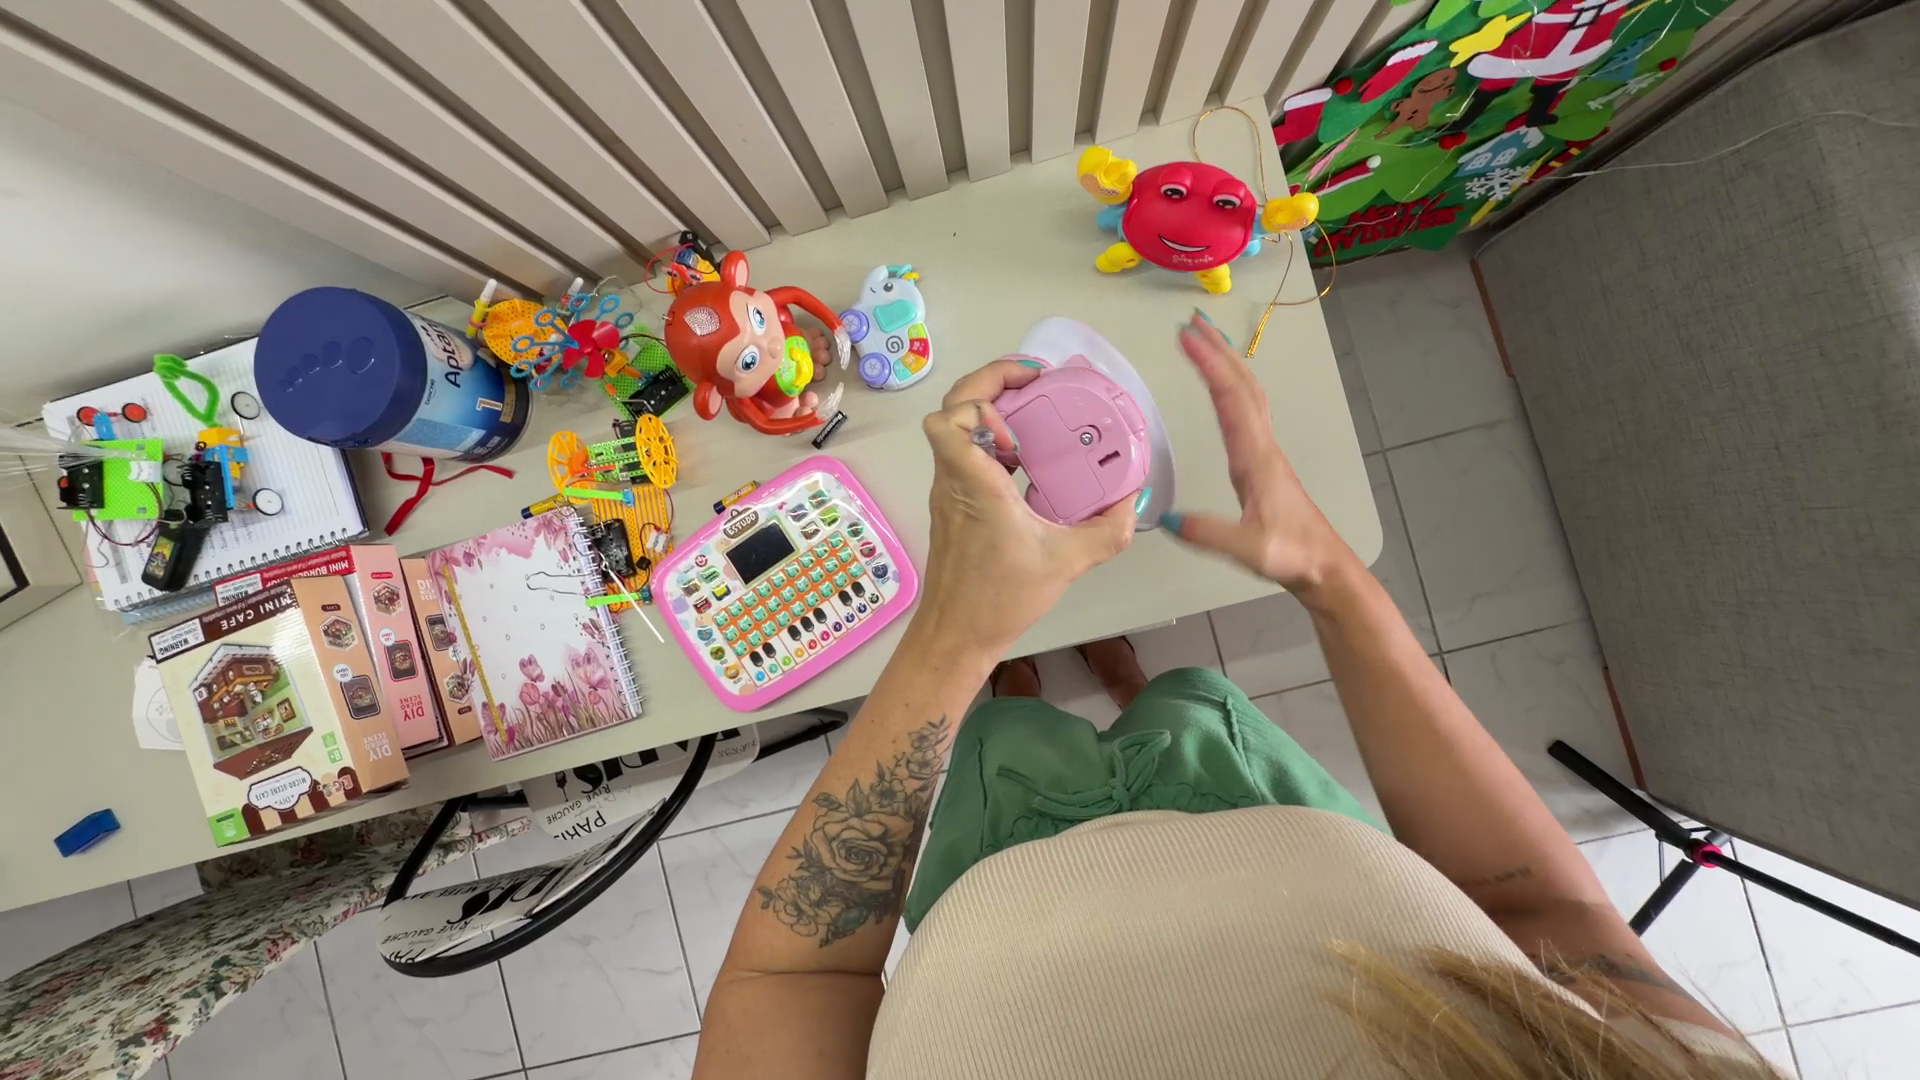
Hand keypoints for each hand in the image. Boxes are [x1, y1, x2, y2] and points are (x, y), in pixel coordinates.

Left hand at [914, 360, 1138, 657]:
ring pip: (953, 428)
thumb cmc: (999, 600)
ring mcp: (947, 490)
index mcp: (976, 485)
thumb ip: (1108, 529)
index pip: (949, 420)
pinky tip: (1025, 458)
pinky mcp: (951, 503)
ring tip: (1035, 413)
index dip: (982, 399)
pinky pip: (962, 452)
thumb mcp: (1067, 562)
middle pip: (950, 407)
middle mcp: (953, 479)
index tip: (1021, 409)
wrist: (955, 634)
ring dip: (990, 412)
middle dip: (990, 383)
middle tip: (1034, 382)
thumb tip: (1132, 498)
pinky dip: (989, 440)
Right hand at [1161, 313, 1354, 602]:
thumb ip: (1207, 533)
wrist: (1325, 564)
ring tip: (1206, 341)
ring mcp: (1266, 451)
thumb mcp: (1247, 548)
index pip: (1231, 400)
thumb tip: (1166, 518)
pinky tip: (1224, 386)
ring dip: (1228, 362)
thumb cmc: (1290, 554)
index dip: (1209, 365)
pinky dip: (1233, 385)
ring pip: (1249, 393)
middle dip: (1217, 350)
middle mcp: (1262, 446)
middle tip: (1191, 322)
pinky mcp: (1265, 460)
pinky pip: (1248, 409)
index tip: (1186, 337)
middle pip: (1242, 385)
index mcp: (1255, 458)